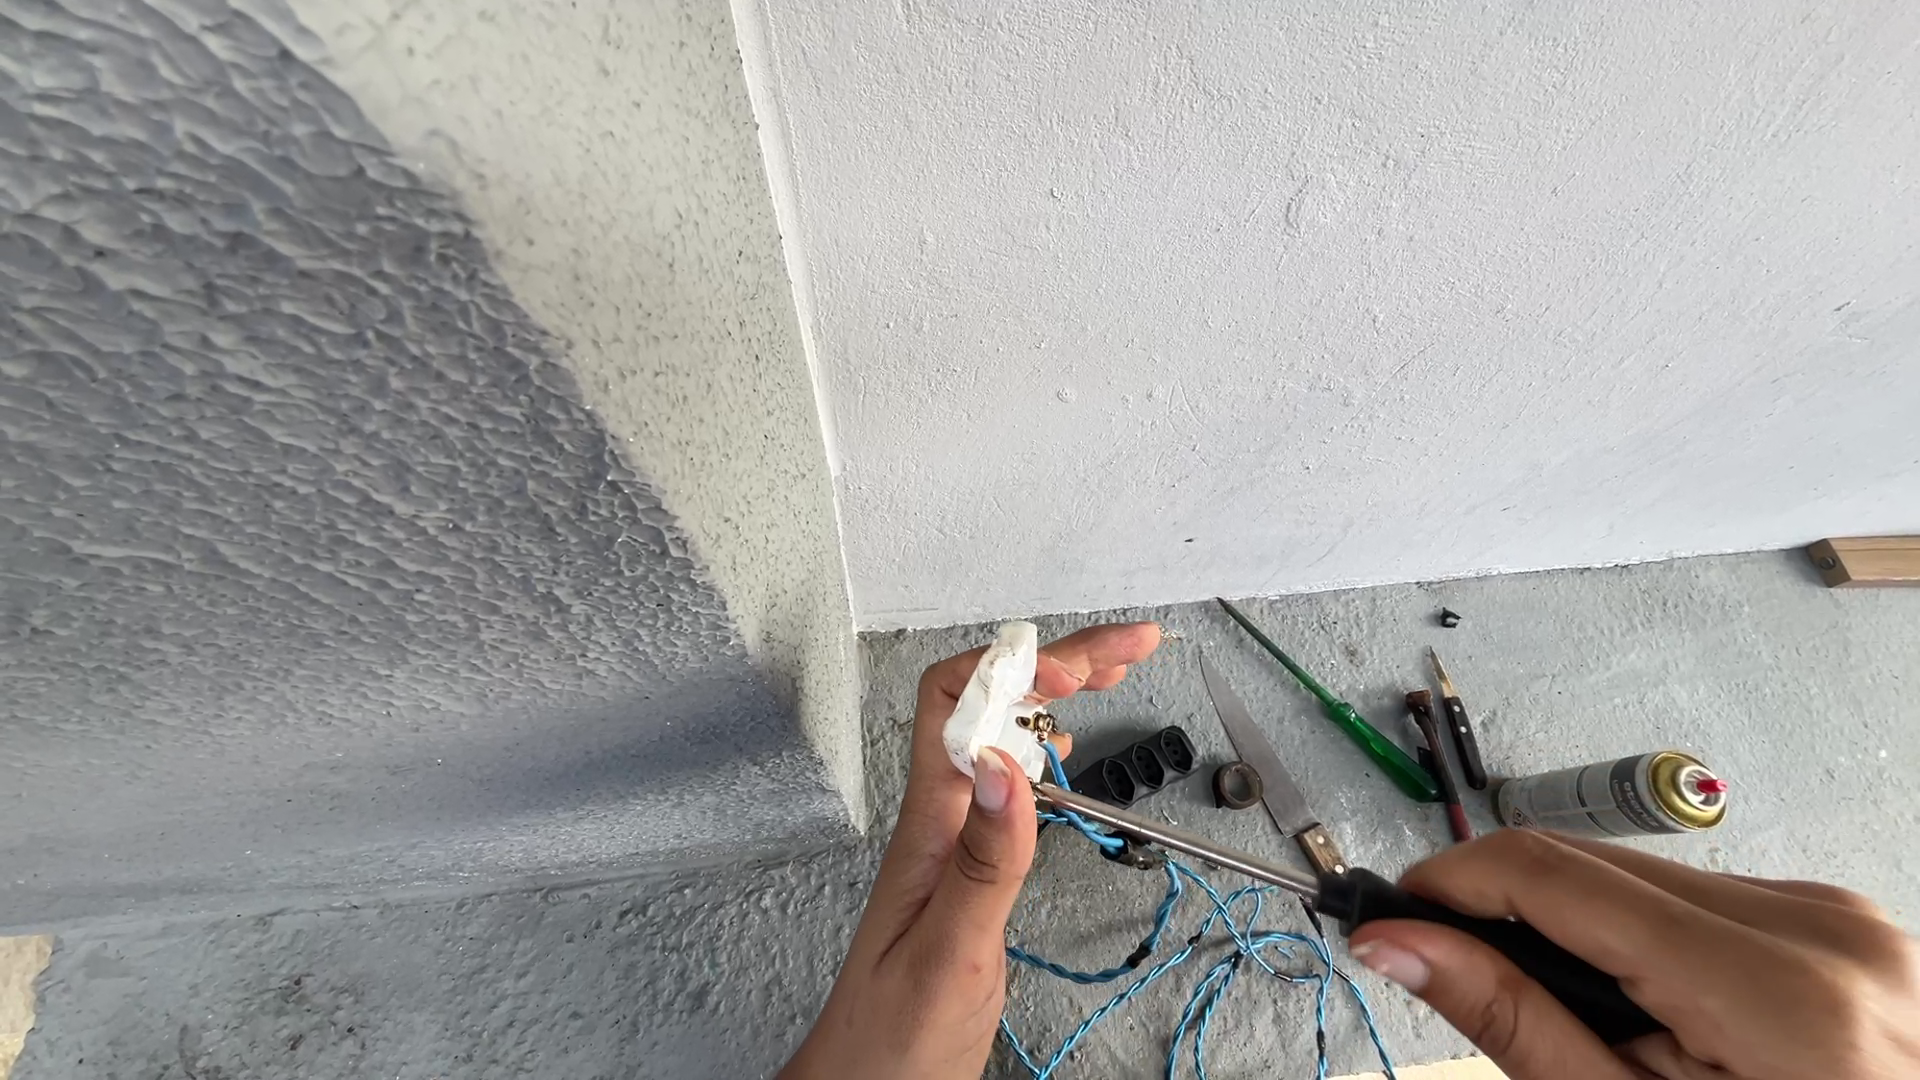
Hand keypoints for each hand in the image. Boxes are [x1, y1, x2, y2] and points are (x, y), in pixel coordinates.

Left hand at [781, 622, 1161, 1079]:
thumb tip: (1004, 764)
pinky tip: (1065, 736)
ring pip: (1004, 728)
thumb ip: (981, 862)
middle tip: (1132, 647)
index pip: (952, 700)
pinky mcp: (974, 851)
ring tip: (1115, 669)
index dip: (1010, 668)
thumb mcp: (947, 952)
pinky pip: (1010, 770)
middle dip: (1061, 663)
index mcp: (930, 815)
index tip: (1073, 672)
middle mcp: (942, 807)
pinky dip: (1046, 737)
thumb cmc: (895, 1030)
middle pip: (991, 701)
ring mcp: (957, 825)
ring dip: (1058, 689)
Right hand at [1348, 830, 1919, 1078]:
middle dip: (1502, 901)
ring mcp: (1835, 915)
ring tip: (1571, 997)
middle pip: (1581, 861)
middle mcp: (1814, 926)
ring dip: (1562, 910)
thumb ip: (1508, 1019)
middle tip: (1467, 967)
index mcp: (1777, 996)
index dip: (1449, 878)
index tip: (1396, 913)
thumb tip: (1386, 941)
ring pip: (1621, 867)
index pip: (1547, 871)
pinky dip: (1624, 920)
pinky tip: (1640, 987)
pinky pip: (1675, 885)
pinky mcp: (1832, 916)